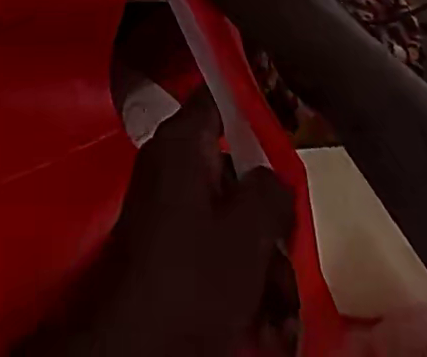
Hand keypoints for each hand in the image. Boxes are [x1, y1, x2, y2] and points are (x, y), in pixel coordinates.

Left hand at [19, 88, 295, 356]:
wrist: (134, 341)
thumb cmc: (191, 276)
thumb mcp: (246, 232)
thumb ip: (271, 190)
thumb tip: (273, 175)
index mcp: (182, 143)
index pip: (217, 95)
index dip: (253, 93)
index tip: (288, 100)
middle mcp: (172, 164)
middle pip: (235, 163)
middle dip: (270, 205)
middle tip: (292, 239)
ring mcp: (168, 203)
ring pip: (232, 211)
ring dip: (263, 252)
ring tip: (278, 299)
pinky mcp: (170, 242)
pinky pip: (216, 242)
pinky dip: (242, 272)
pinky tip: (262, 318)